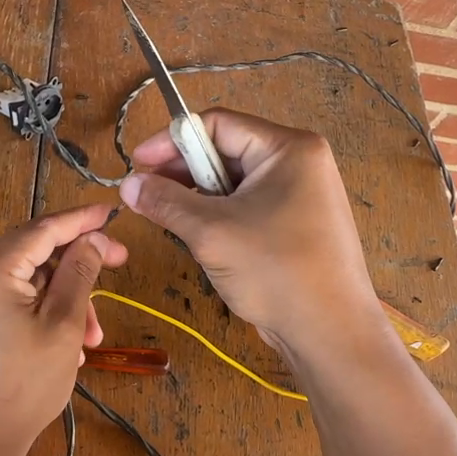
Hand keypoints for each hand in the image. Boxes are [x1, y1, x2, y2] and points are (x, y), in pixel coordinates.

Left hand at [0, 204, 128, 455]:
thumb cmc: (24, 386)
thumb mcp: (63, 326)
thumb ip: (80, 272)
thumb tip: (92, 238)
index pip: (42, 230)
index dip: (80, 220)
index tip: (111, 212)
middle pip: (33, 253)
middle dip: (76, 269)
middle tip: (118, 270)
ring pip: (24, 278)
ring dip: (62, 298)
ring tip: (90, 339)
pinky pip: (8, 297)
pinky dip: (38, 310)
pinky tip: (65, 343)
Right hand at [121, 108, 377, 351]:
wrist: (329, 331)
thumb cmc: (275, 271)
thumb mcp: (211, 232)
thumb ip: (166, 202)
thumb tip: (127, 184)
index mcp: (288, 149)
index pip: (218, 124)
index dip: (172, 140)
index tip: (137, 163)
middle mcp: (298, 163)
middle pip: (225, 152)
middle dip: (182, 173)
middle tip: (146, 196)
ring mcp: (300, 195)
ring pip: (233, 183)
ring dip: (197, 198)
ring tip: (168, 220)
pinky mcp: (295, 225)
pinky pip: (246, 207)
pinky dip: (218, 217)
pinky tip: (198, 238)